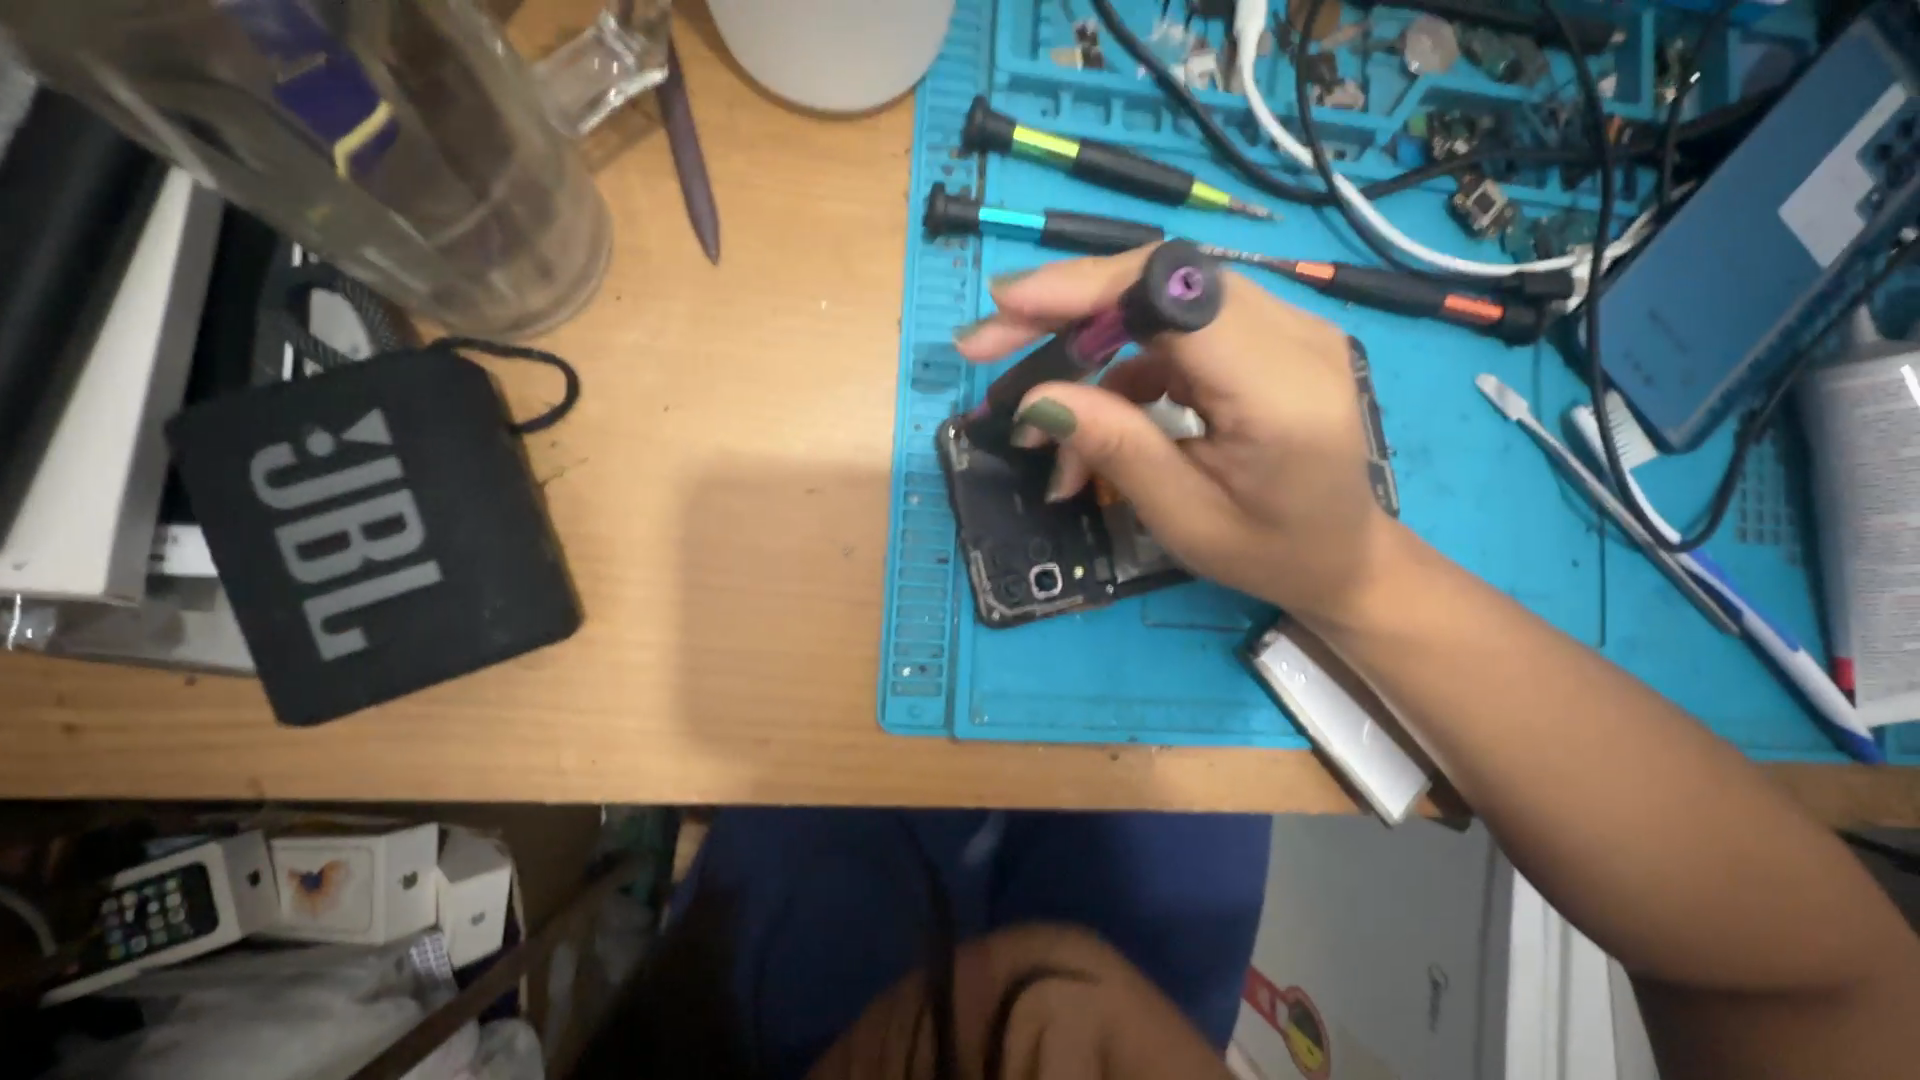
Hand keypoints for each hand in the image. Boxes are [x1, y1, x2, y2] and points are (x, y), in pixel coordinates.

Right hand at [954, 246, 1399, 620]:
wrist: (1345, 557)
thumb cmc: (1270, 553)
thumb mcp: (1183, 519)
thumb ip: (1116, 448)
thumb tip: (1037, 398)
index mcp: (1281, 390)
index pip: (1178, 296)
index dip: (1087, 288)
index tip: (1007, 306)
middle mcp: (1294, 336)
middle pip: (1162, 280)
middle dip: (1065, 306)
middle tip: (988, 344)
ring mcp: (1286, 328)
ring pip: (1161, 298)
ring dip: (1086, 340)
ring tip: (1038, 412)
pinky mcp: (1267, 336)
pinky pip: (1177, 326)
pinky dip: (1121, 364)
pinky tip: (1092, 414)